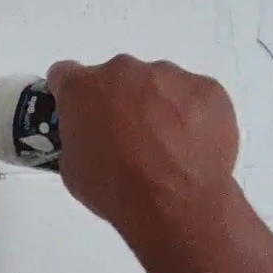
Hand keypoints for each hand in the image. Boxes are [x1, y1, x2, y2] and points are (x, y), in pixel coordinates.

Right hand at [45, 55, 240, 254]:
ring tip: (167, 145)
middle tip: (128, 137)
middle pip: (116, 78)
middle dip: (119, 101)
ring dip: (156, 106)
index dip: (72, 94)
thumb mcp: (72, 168)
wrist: (175, 201)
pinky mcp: (207, 88)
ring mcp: (168, 76)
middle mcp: (122, 71)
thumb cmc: (114, 187)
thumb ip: (77, 137)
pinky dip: (191, 114)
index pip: (65, 74)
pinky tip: (191, 144)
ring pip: (157, 84)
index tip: (80, 112)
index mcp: (82, 88)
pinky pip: (194, 95)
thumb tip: (93, 136)